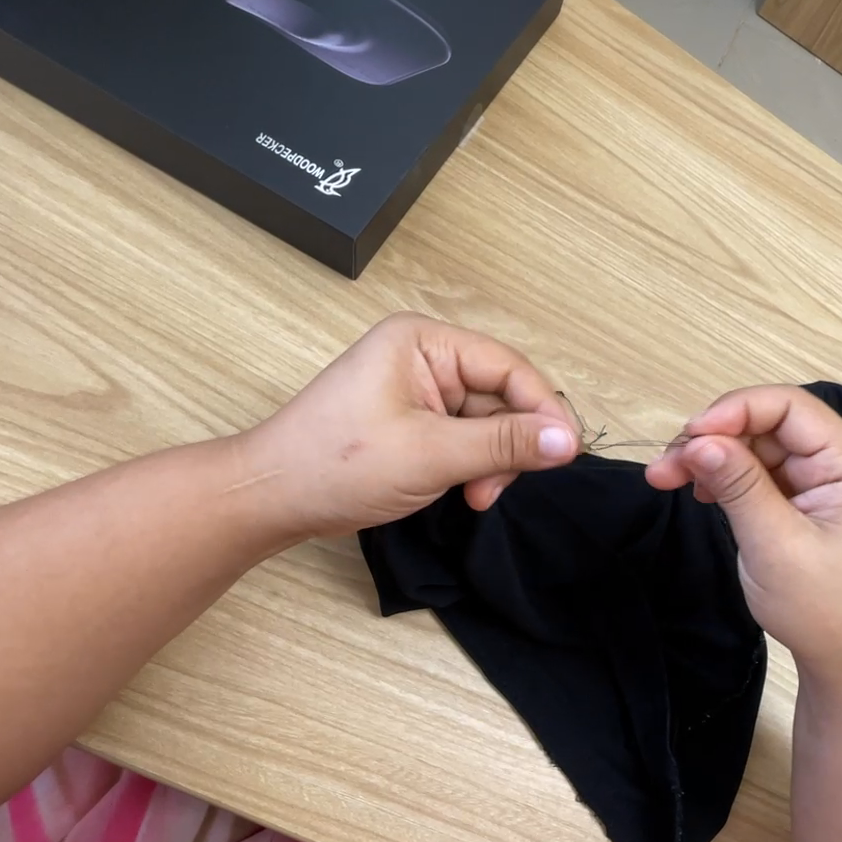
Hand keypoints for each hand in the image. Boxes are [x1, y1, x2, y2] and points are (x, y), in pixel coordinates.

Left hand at [239, 313, 579, 536]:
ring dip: (494, 463)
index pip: (508, 368)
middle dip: (510, 445)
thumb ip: (504, 444)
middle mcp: (427, 358)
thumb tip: (567, 442)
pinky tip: (464, 491)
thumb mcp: (431, 454)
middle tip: (498, 486)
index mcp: (424, 342)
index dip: (543, 409)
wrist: (273, 499)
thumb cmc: (335, 466)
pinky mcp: (420, 421)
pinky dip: (477, 468)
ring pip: (491, 423)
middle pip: (504, 397)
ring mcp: (423, 391)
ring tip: (475, 495)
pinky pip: (471, 439)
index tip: (565, 453)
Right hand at [645, 386, 841, 670]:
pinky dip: (721, 477)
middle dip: (713, 437)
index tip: (690, 436)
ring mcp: (814, 480)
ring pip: (753, 447)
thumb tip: (696, 440)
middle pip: (766, 424)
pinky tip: (697, 492)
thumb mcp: (775, 545)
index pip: (791, 407)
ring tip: (665, 479)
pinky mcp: (795, 499)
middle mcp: (835, 461)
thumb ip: (739, 486)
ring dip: (709, 457)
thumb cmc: (820, 606)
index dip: (736, 410)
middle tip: (663, 467)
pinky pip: (753, 472)